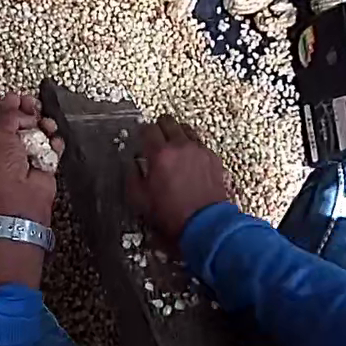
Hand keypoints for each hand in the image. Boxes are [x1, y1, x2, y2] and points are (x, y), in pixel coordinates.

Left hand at [0, 93, 62, 224]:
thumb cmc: (1, 169)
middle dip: (30, 111)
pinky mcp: (43, 162)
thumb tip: (19, 104)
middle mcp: (5, 145)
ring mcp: (25, 153)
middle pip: (21, 119)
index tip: (19, 98)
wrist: (20, 196)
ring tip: (46, 127)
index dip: (9, 104)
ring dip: (45, 125)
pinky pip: (53, 146)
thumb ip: (8, 113)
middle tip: (34, 108)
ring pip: (39, 129)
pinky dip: (55, 143)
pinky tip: (53, 143)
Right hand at [127, 114, 230, 245]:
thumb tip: (133, 164)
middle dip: (159, 127)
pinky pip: (200, 143)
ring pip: (186, 128)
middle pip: (168, 121)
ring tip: (173, 146)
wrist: (204, 224)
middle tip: (156, 138)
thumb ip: (132, 176)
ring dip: (177, 134)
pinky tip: (189, 158)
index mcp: (160, 153)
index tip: (141, 139)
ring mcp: (199, 150)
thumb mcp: (139, 199)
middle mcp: (180, 146)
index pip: (148, 129)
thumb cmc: (170, 214)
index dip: (142, 132)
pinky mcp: (213, 158)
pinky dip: (192, 146)